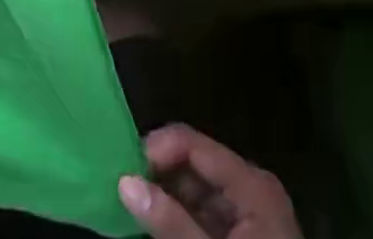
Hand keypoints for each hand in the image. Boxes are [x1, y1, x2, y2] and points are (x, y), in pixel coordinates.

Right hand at [118, 125, 300, 238]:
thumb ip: (170, 223)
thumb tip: (124, 182)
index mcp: (251, 183)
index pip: (190, 143)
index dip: (154, 151)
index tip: (122, 174)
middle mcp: (248, 185)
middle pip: (189, 162)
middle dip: (155, 176)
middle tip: (121, 194)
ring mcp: (245, 210)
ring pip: (190, 187)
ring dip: (161, 198)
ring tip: (130, 211)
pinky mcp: (239, 232)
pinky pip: (199, 211)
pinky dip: (175, 217)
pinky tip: (153, 227)